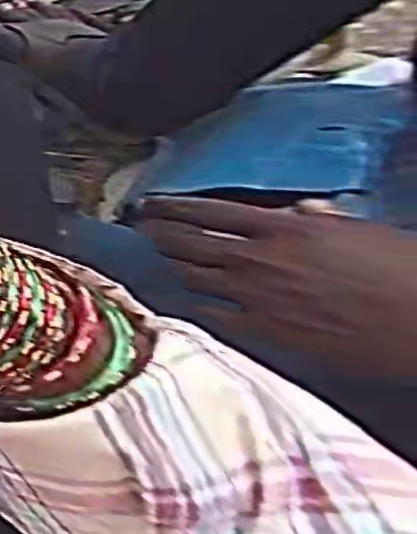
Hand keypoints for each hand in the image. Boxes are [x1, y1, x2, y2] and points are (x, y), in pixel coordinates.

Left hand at [136, 197, 416, 377]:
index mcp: (283, 229)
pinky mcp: (264, 328)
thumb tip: (296, 210)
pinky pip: (208, 312)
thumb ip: (318, 221)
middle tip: (144, 231)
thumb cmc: (414, 273)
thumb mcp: (364, 235)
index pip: (203, 210)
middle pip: (181, 240)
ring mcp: (254, 293)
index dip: (168, 206)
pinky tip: (192, 300)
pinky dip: (196, 304)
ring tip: (167, 261)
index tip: (148, 205)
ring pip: (187, 274)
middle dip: (156, 233)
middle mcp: (256, 257)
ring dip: (173, 265)